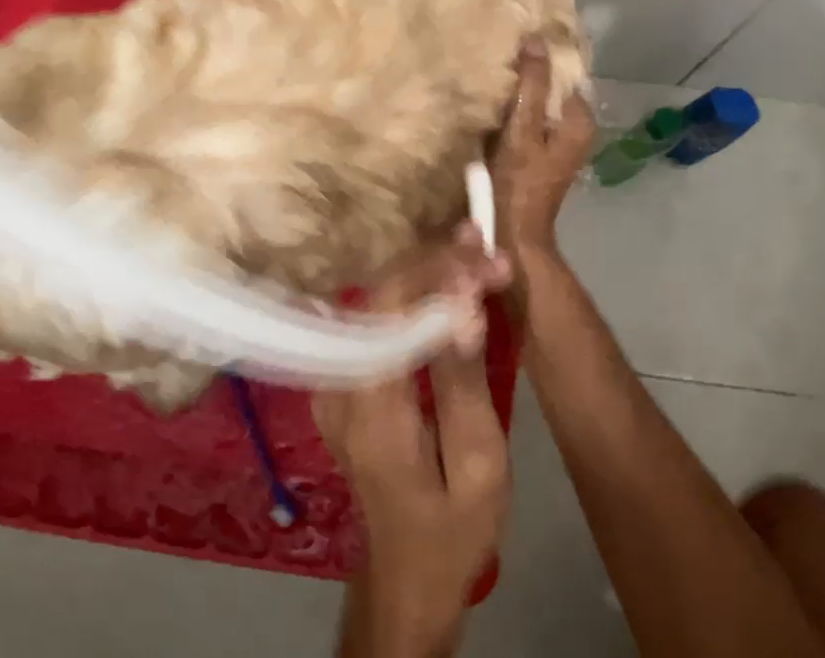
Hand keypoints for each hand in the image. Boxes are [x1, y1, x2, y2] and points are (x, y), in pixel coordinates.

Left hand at [317, 228, 511, 657]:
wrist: (409, 572)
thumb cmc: (455, 527)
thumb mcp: (478, 464)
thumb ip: (462, 383)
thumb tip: (464, 306)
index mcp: (371, 410)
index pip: (389, 310)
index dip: (435, 272)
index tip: (486, 256)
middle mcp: (338, 388)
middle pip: (377, 299)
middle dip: (435, 267)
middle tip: (490, 252)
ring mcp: (335, 386)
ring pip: (375, 306)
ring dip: (427, 277)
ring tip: (477, 258)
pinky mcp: (345, 387)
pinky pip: (376, 326)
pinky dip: (415, 301)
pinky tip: (448, 285)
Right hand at [490, 41, 596, 259]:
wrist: (513, 234)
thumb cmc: (518, 182)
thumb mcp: (521, 129)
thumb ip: (531, 85)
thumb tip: (535, 40)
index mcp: (581, 121)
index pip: (565, 73)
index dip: (540, 58)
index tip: (512, 45)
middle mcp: (579, 131)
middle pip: (553, 91)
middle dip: (530, 77)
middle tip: (498, 61)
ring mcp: (562, 146)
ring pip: (541, 107)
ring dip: (520, 96)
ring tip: (493, 80)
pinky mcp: (544, 157)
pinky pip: (532, 123)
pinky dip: (516, 115)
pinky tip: (494, 111)